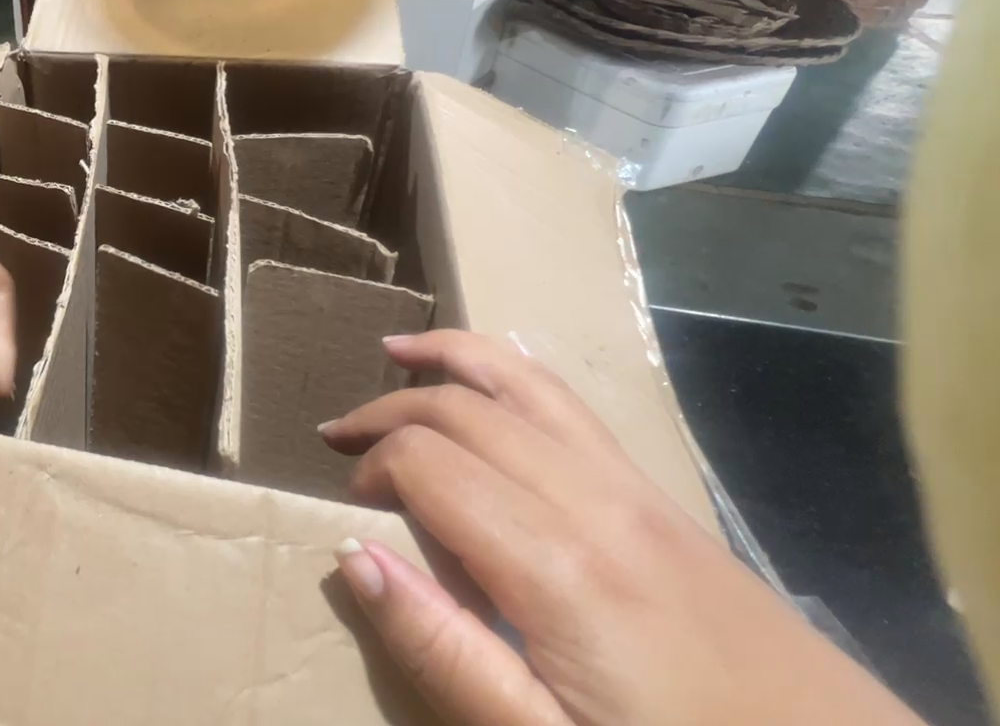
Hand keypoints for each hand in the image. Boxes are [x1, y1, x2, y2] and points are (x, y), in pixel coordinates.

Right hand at [320, 330, 922, 725]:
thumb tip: (351, 553)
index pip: (427, 460)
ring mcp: (638, 492)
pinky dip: (512, 373)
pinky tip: (491, 380)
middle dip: (389, 410)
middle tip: (339, 438)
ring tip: (396, 352)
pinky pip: (571, 408)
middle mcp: (595, 500)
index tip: (354, 512)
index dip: (374, 470)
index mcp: (557, 563)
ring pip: (525, 383)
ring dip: (450, 359)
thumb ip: (443, 650)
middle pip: (465, 407)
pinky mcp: (664, 503)